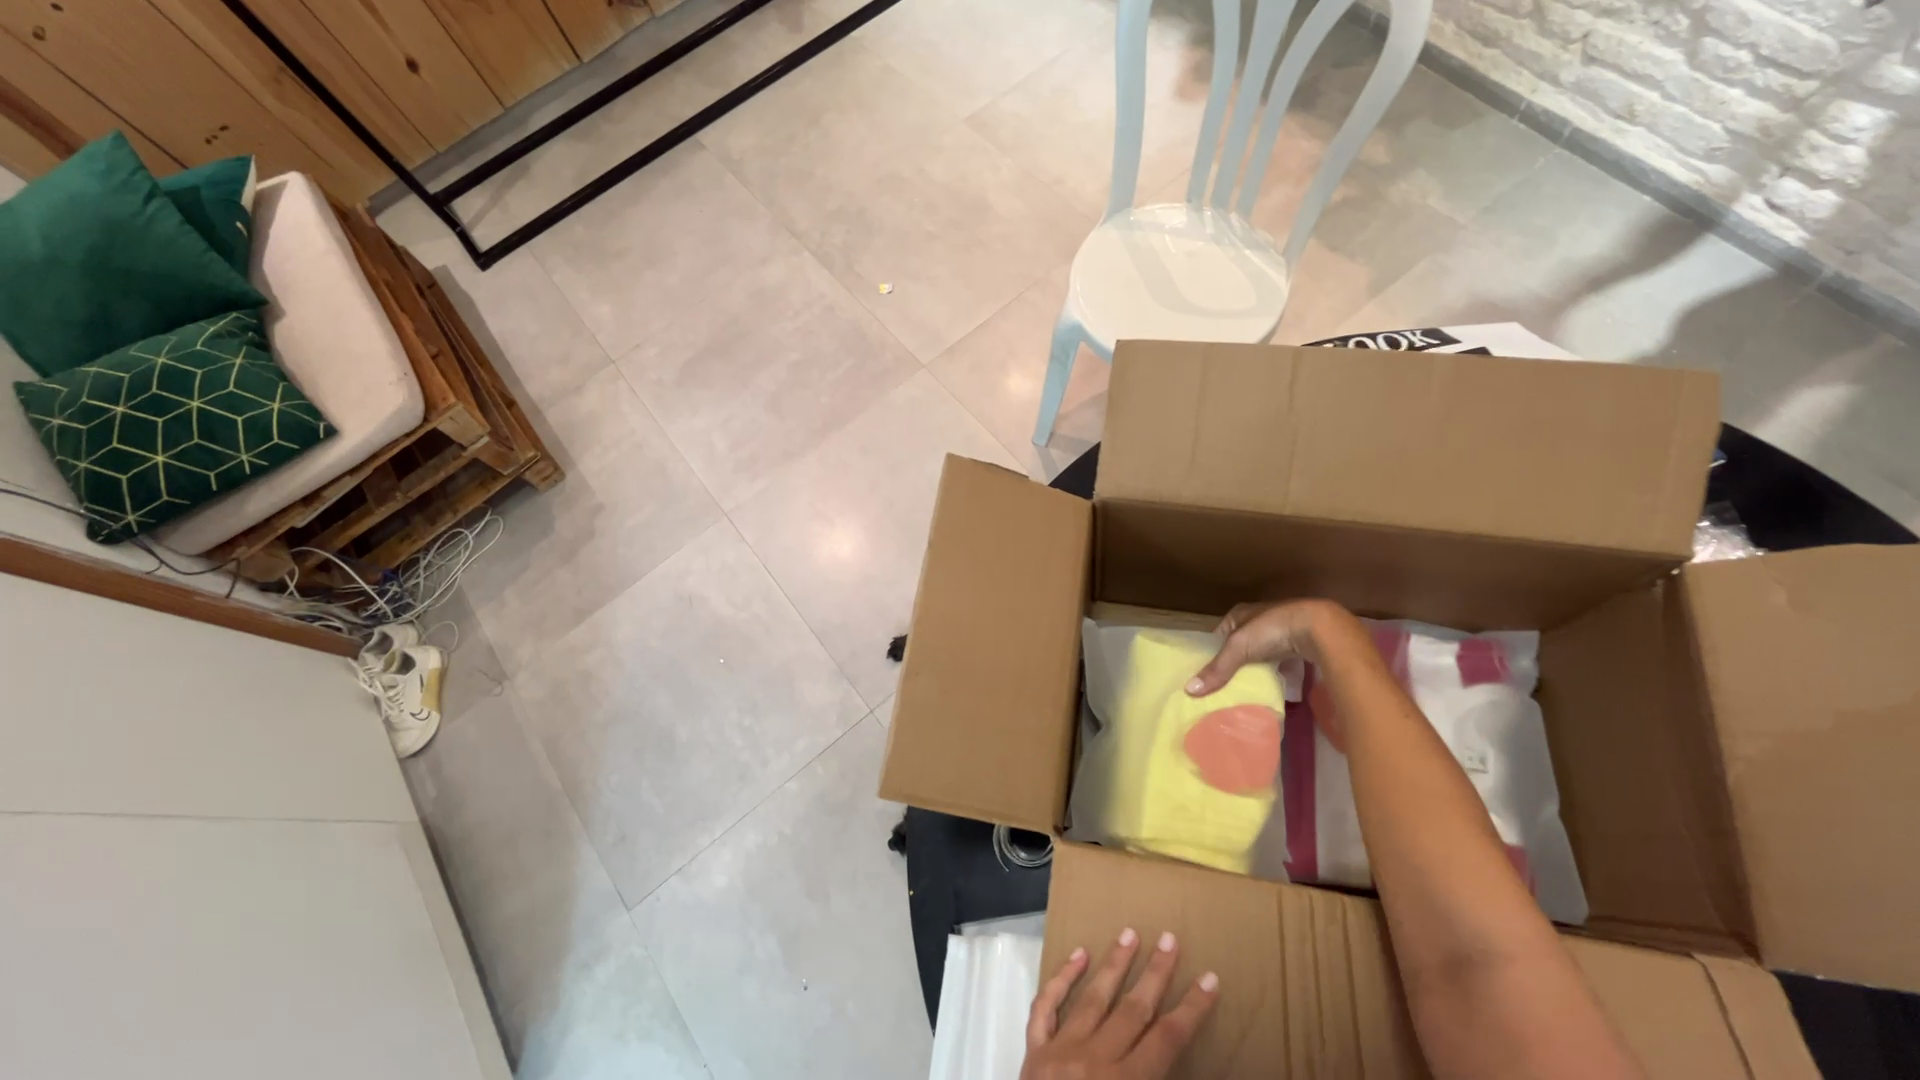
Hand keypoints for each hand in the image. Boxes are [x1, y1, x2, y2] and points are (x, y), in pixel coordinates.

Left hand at [1020, 928, 1218, 1079]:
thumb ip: (1158, 1078)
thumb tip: (1172, 1056)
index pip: (1168, 1039)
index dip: (1192, 1009)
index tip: (1211, 979)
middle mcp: (1096, 1062)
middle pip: (1134, 1009)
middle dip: (1156, 973)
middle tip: (1171, 938)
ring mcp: (1061, 1053)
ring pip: (1093, 998)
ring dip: (1113, 964)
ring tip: (1129, 933)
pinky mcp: (1033, 1053)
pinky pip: (1046, 1008)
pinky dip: (1061, 980)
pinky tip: (1077, 955)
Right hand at [1184, 599, 1343, 695]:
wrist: (1317, 627)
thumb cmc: (1271, 629)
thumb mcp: (1238, 648)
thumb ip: (1217, 669)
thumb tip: (1188, 691)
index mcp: (1239, 614)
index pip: (1218, 635)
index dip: (1212, 653)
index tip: (1205, 675)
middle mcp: (1257, 619)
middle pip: (1239, 645)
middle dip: (1233, 664)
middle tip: (1223, 686)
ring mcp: (1279, 631)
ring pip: (1259, 654)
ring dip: (1254, 668)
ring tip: (1245, 689)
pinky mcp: (1297, 643)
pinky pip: (1279, 661)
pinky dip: (1274, 672)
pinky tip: (1271, 685)